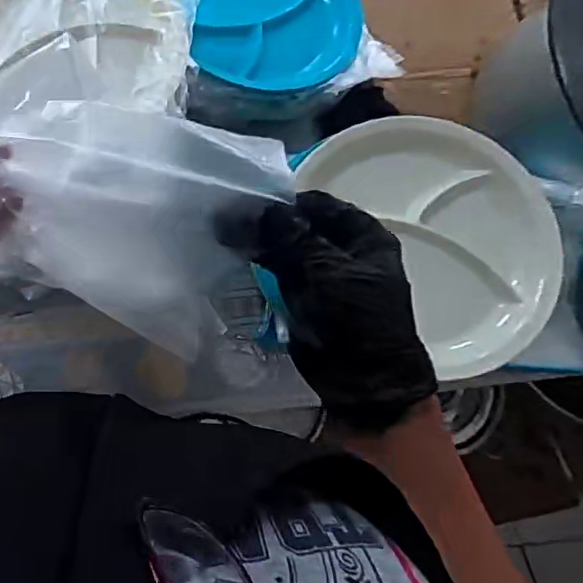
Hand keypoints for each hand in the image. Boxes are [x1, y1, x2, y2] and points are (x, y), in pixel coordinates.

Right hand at [221, 191, 436, 432]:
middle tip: (223, 216)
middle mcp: (341, 251)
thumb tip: (252, 208)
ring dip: (255, 241)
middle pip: (297, 226)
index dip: (284, 200)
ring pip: (282, 248)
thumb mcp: (327, 272)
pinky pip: (274, 272)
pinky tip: (231, 254)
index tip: (246, 199)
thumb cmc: (358, 321)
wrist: (363, 383)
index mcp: (363, 238)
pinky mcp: (299, 297)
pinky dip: (255, 262)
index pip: (318, 205)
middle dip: (263, 221)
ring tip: (220, 232)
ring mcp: (319, 275)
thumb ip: (291, 237)